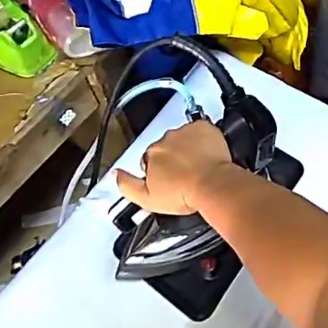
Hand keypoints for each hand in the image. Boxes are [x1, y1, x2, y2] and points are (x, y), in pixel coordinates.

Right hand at [115, 119, 236, 215]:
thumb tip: (116, 175)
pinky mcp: (203, 127)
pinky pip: (200, 129)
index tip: (169, 178)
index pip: (150, 158)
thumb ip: (127, 185)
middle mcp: (166, 139)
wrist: (211, 185)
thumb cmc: (184, 193)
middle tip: (184, 173)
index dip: (159, 169)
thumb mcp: (147, 199)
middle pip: (166, 146)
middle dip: (173, 157)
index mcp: (152, 153)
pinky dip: (202, 138)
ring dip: (187, 147)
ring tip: (197, 164)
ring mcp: (186, 131)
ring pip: (183, 137)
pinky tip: (206, 152)